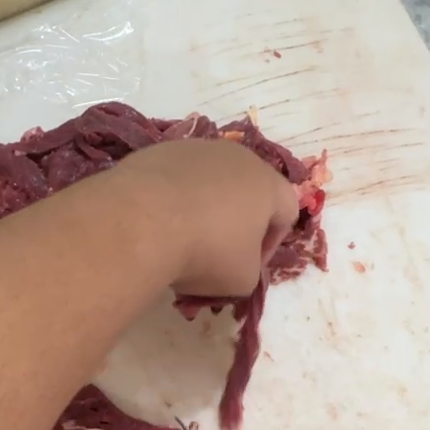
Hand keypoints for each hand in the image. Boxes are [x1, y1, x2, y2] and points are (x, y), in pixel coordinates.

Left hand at [108, 138, 299, 297]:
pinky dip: (172, 203)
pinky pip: (175, 181)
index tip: (249, 268)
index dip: (271, 246)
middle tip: (215, 258)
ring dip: (202, 213)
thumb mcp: (242, 280)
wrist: (142, 222)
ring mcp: (195, 149)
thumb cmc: (207, 252)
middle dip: (235, 227)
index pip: (287, 212)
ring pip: (209, 184)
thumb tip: (238, 266)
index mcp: (267, 183)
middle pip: (246, 193)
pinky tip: (156, 228)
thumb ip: (251, 272)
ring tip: (180, 244)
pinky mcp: (158, 152)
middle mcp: (236, 156)